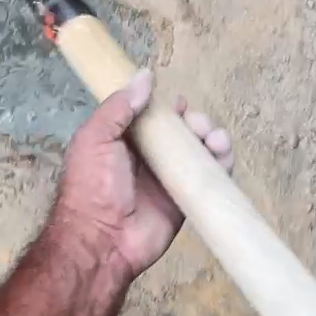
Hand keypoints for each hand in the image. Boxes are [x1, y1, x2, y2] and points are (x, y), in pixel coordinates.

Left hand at [47, 70, 232, 282]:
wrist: (101, 239)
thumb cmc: (92, 186)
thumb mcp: (96, 138)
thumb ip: (119, 107)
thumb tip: (144, 75)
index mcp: (123, 141)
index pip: (152, 116)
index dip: (167, 107)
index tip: (178, 103)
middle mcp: (147, 158)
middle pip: (180, 131)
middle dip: (193, 122)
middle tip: (195, 124)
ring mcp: (167, 180)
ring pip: (197, 152)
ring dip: (210, 138)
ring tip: (213, 137)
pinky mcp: (185, 200)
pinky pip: (208, 179)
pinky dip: (221, 163)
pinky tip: (222, 153)